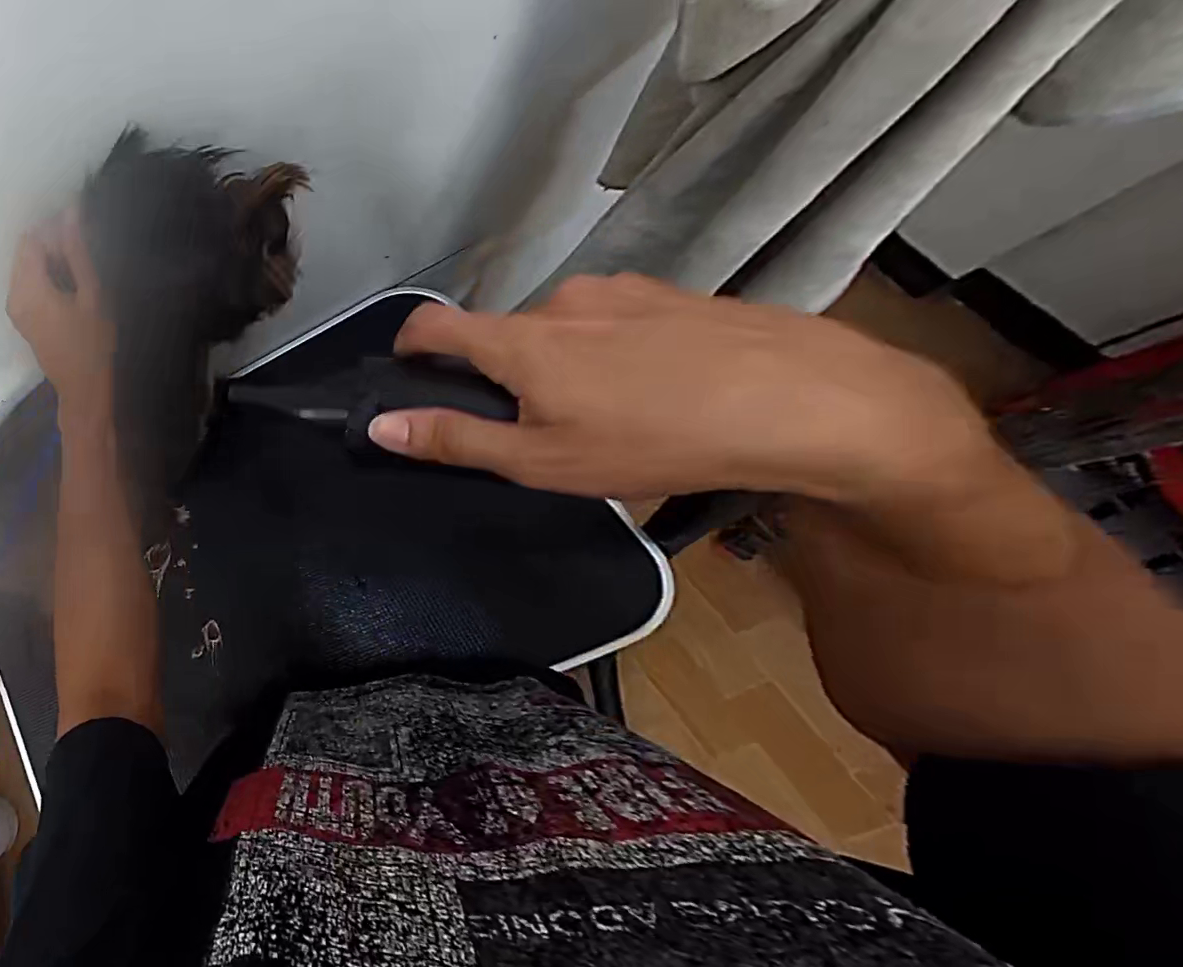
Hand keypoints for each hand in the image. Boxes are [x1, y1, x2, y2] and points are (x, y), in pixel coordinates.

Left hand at [7, 209, 114, 412]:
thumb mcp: (92, 296)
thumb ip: (78, 254)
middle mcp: (13, 295)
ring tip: (81, 273)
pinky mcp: (22, 318)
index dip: (55, 230)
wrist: (84, 388)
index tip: (83, 235)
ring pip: (27, 268)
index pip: (31, 240)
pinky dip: (47, 279)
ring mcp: (15, 308)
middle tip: (85, 254)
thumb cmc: (94, 345)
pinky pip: (29, 285)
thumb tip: (70, 214)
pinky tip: (71, 289)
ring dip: (51, 263)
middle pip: (25, 252)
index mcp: (28, 288)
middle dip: (52, 246)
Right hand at [369, 274, 997, 509]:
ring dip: (554, 367)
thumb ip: (454, 439)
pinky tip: (647, 393)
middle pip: (501, 335)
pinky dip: (602, 355)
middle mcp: (561, 300)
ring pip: (557, 330)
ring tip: (600, 418)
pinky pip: (608, 323)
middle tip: (534, 432)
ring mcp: (620, 290)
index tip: (410, 376)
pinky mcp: (668, 294)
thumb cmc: (651, 442)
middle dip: (498, 378)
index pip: (434, 325)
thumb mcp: (539, 460)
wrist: (801, 404)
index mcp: (520, 340)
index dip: (409, 347)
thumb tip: (381, 425)